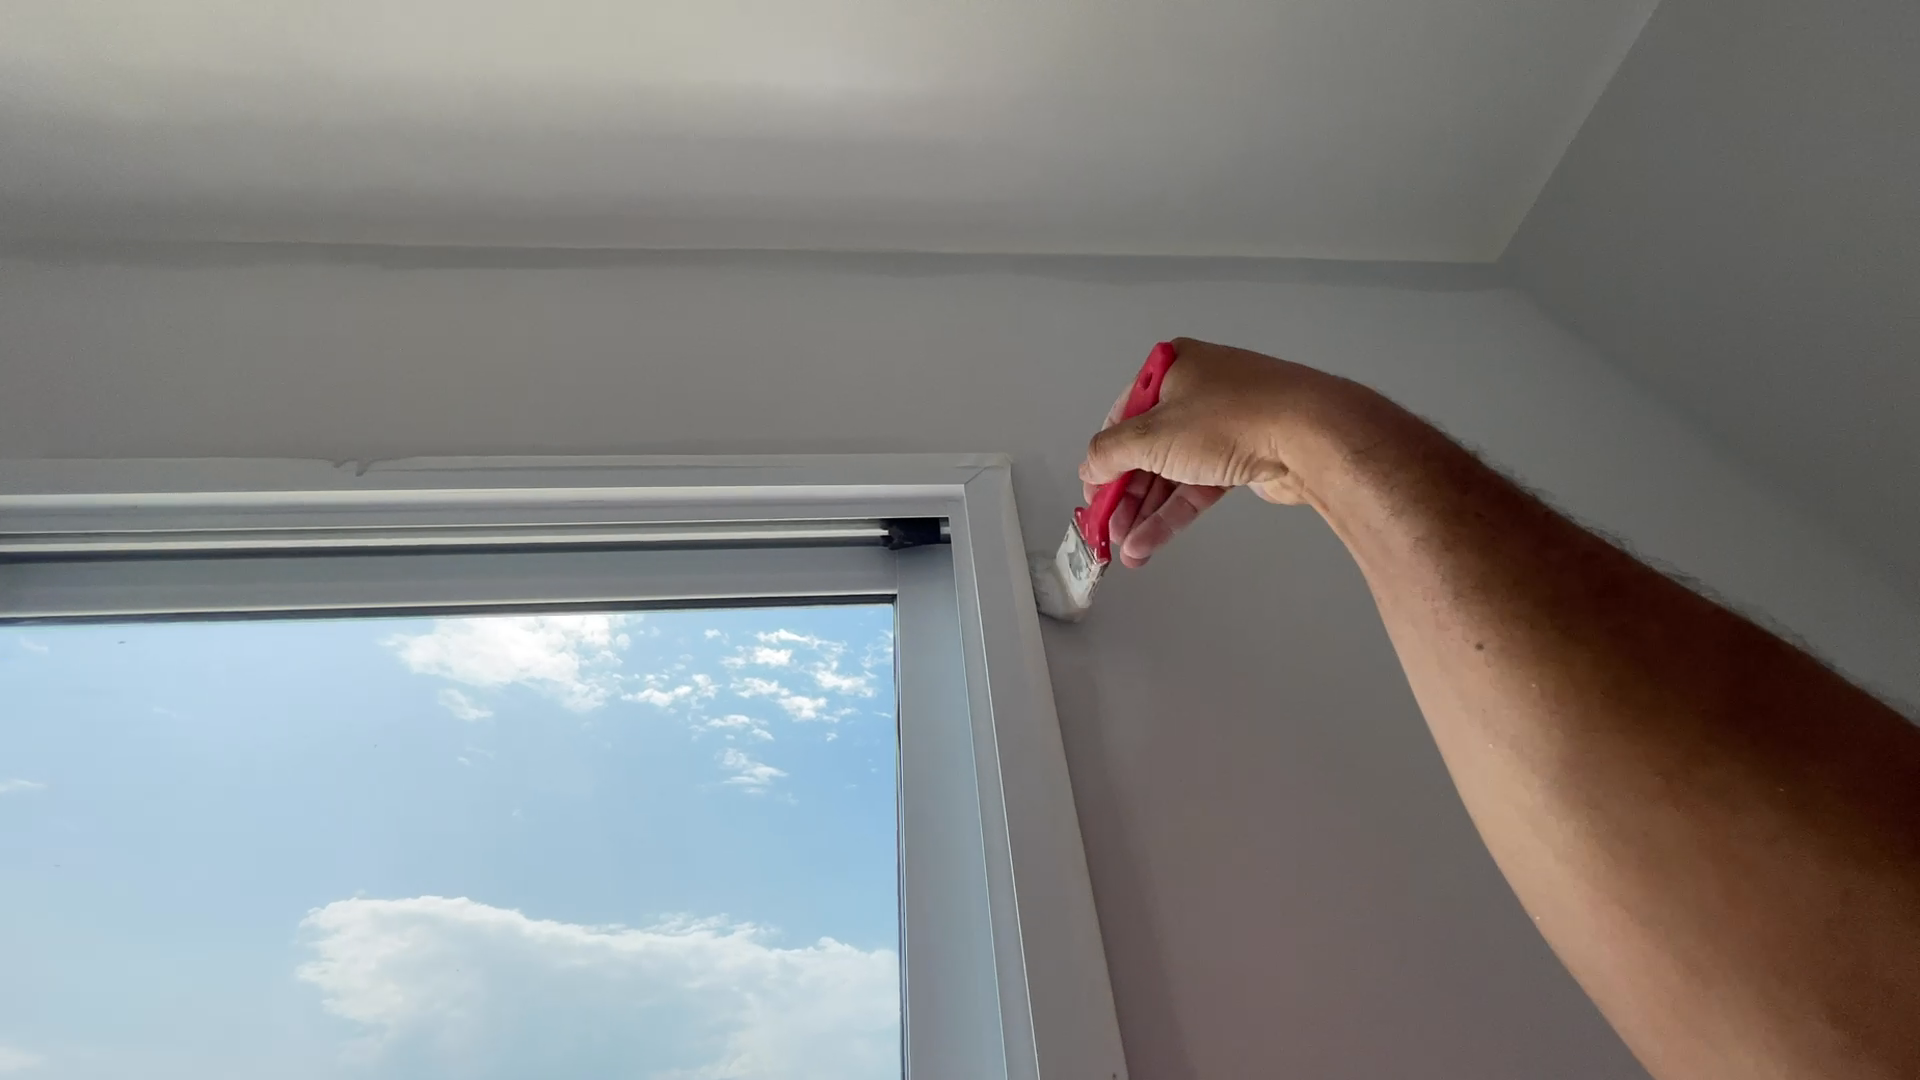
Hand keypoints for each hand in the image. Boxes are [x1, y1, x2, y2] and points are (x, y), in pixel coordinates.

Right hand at [1078, 337, 1357, 566]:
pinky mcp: (1241, 456)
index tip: (1092, 495)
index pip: (1121, 417)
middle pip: (1145, 449)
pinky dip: (1172, 514)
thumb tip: (1088, 467)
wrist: (1312, 436)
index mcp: (1171, 369)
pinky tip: (1146, 546)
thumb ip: (1108, 453)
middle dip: (1124, 495)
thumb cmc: (1224, 422)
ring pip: (1170, 472)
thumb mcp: (1151, 435)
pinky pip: (1196, 486)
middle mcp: (1195, 391)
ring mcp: (1221, 425)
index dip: (1103, 459)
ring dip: (1145, 513)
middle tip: (1106, 530)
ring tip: (1124, 550)